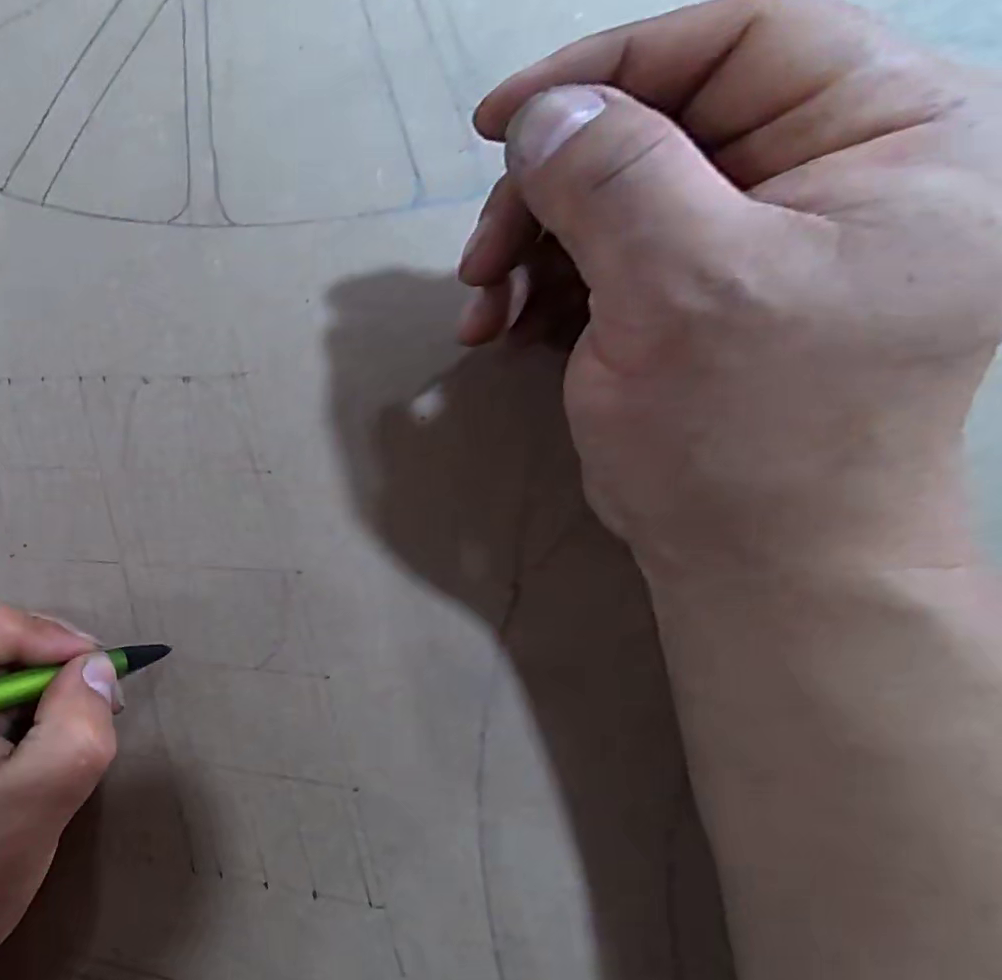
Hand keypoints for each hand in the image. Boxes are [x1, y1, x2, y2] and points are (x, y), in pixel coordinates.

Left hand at [0, 591, 120, 979]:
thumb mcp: (37, 805)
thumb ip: (77, 727)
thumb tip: (96, 667)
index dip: (32, 631)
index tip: (87, 667)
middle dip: (36, 663)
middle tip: (89, 698)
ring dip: (22, 693)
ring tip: (59, 732)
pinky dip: (0, 717)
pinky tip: (23, 753)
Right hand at [457, 0, 1001, 578]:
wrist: (757, 552)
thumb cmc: (748, 426)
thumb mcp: (684, 290)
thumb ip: (617, 181)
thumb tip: (540, 112)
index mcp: (878, 135)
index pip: (736, 42)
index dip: (605, 68)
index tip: (493, 124)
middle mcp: (814, 173)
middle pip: (648, 130)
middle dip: (543, 195)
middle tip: (478, 266)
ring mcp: (738, 240)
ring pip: (602, 200)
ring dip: (524, 254)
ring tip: (483, 318)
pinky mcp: (679, 295)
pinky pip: (591, 260)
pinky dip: (534, 292)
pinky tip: (506, 334)